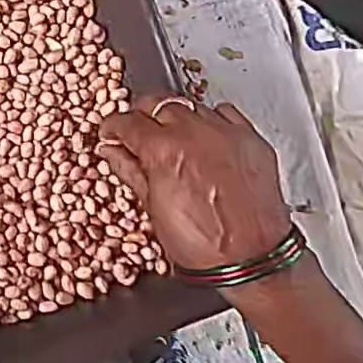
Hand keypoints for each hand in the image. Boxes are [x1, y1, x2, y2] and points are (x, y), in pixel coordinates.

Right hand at [97, 94, 292, 273]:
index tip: (111, 134)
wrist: (251, 259)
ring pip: (189, 105)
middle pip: (156, 103)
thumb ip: (129, 169)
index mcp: (163, 150)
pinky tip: (204, 137)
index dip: (112, 127)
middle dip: (141, 116)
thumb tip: (113, 152)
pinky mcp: (251, 140)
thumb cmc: (202, 242)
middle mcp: (194, 134)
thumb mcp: (151, 207)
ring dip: (174, 117)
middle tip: (137, 132)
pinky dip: (209, 120)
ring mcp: (225, 134)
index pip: (126, 121)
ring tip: (171, 137)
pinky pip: (224, 113)